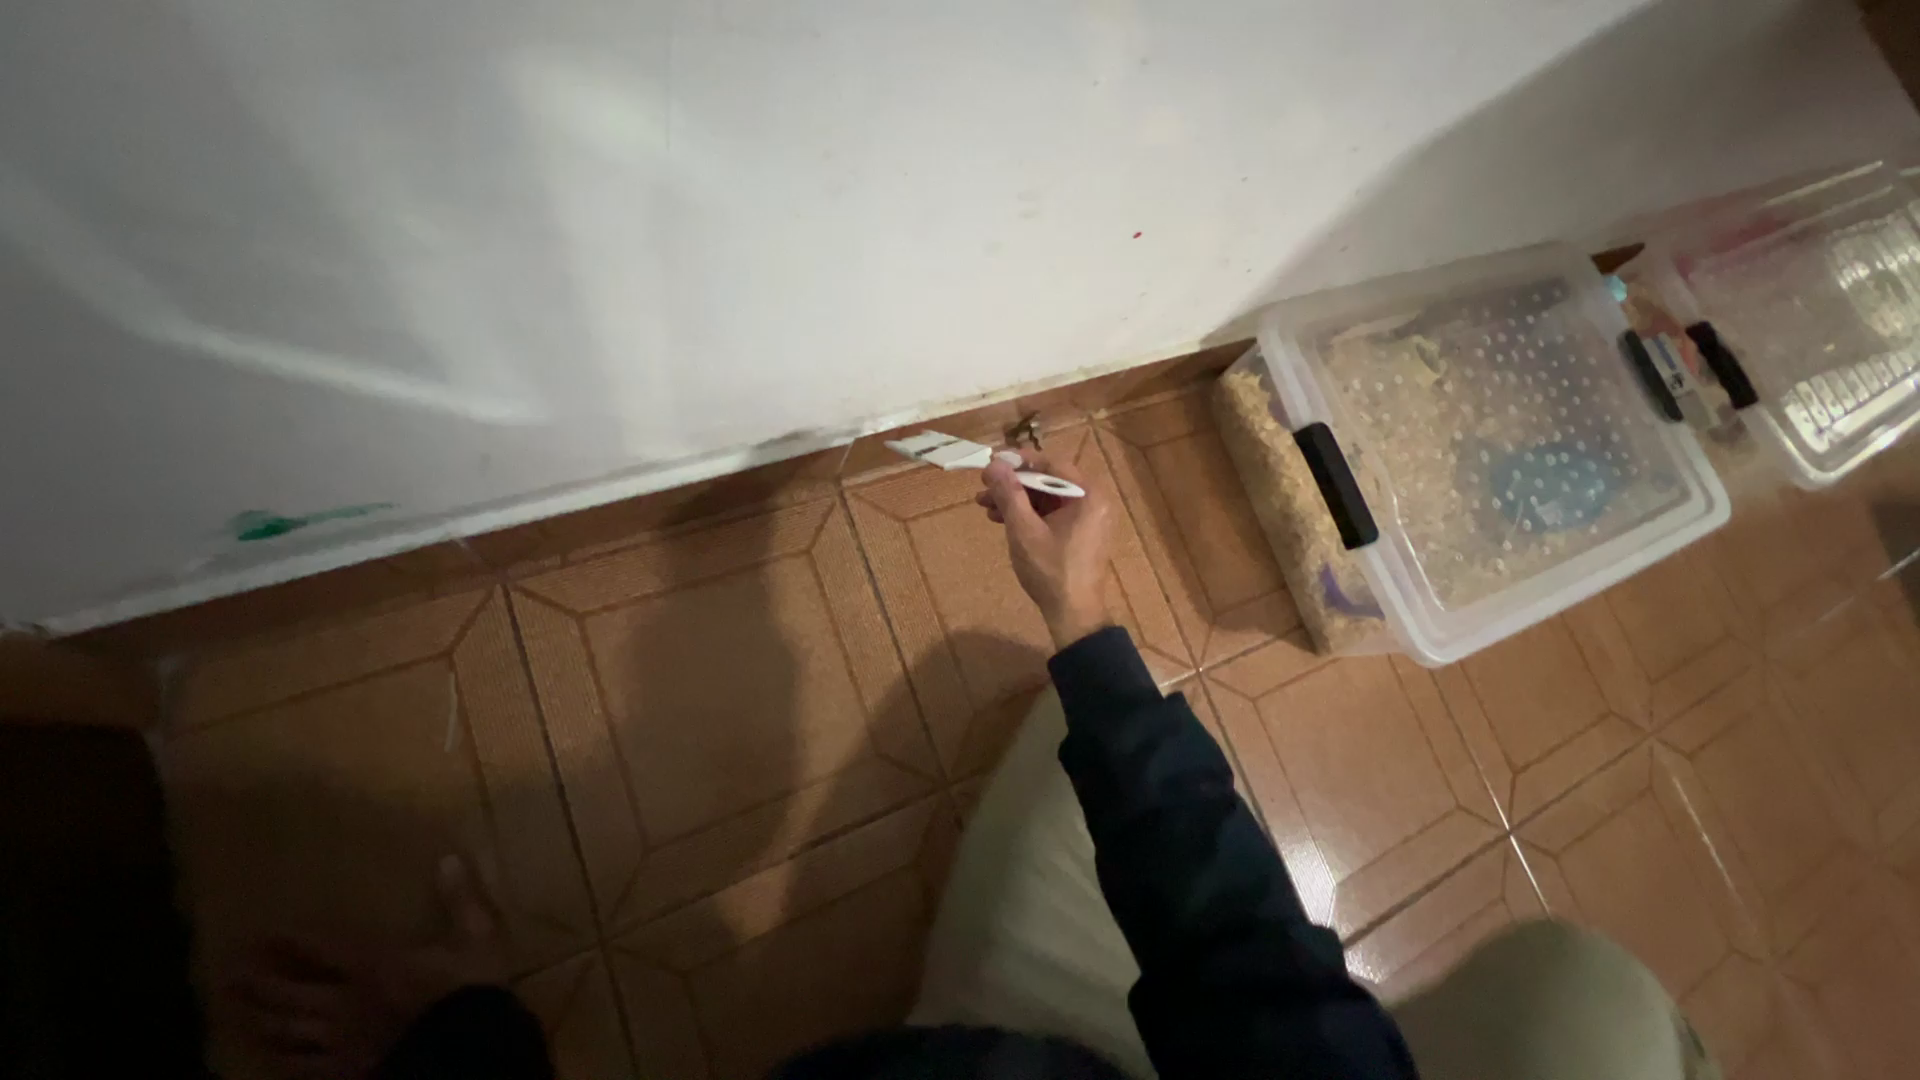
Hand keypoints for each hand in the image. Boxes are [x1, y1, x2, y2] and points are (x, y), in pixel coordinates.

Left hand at [228, 855, 508, 1079]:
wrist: (469, 1047)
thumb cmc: (471, 987)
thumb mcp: (477, 935)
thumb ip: (460, 899)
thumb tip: (449, 858)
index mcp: (377, 966)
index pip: (325, 949)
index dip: (293, 940)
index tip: (263, 932)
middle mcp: (347, 1002)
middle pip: (290, 992)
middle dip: (259, 980)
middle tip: (228, 970)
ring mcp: (340, 1041)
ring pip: (284, 1031)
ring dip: (254, 1018)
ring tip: (230, 1010)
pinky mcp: (343, 1071)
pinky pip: (299, 1067)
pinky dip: (277, 1059)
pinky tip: (263, 1056)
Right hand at [975, 448, 1116, 649]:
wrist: (1073, 613)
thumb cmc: (1050, 571)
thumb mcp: (1024, 530)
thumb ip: (1009, 494)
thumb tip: (994, 464)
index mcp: (1088, 494)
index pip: (1051, 463)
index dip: (1019, 461)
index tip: (992, 464)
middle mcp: (1093, 500)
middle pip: (1048, 480)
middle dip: (1014, 484)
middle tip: (983, 487)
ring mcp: (1088, 518)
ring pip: (1047, 497)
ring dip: (1017, 500)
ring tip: (985, 506)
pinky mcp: (1080, 533)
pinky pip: (1053, 513)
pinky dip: (1029, 514)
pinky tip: (1003, 520)